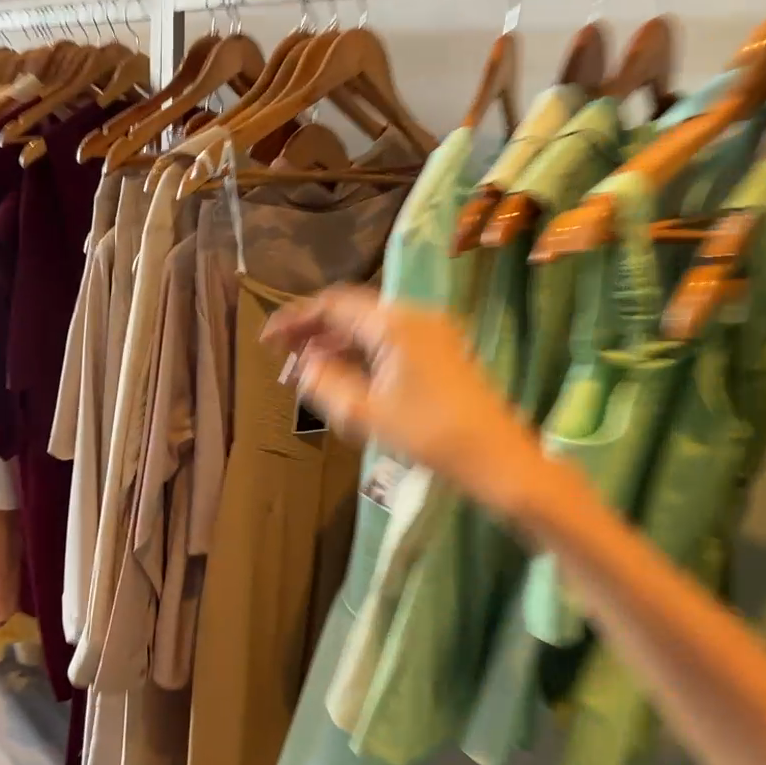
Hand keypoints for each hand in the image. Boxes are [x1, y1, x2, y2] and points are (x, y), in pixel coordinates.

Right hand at [262, 284, 548, 515]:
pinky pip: (390, 340)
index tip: (267, 340)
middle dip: (314, 330)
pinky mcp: (442, 352)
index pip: (333, 305)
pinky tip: (346, 374)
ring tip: (307, 366)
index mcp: (394, 324)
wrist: (498, 458)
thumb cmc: (429, 436)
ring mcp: (433, 333)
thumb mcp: (365, 414)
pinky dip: (362, 352)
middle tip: (282, 353)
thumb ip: (326, 384)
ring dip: (337, 342)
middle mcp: (415, 317)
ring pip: (371, 327)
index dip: (295, 318)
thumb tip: (304, 365)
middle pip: (352, 311)